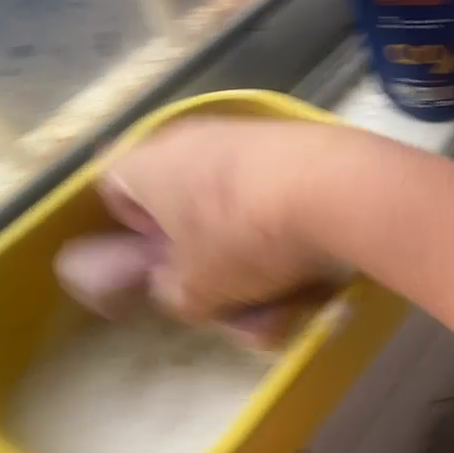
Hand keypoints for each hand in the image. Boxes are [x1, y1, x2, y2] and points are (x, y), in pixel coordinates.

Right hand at [84, 116, 372, 326]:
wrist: (337, 188)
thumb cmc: (243, 235)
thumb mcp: (196, 289)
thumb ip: (173, 292)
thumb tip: (177, 287)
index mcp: (147, 164)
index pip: (116, 193)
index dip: (138, 239)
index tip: (169, 270)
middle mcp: (194, 140)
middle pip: (191, 215)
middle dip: (218, 274)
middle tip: (242, 312)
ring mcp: (252, 140)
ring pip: (244, 219)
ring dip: (262, 272)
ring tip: (288, 312)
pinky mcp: (303, 146)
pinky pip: (284, 202)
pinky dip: (294, 242)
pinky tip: (320, 284)